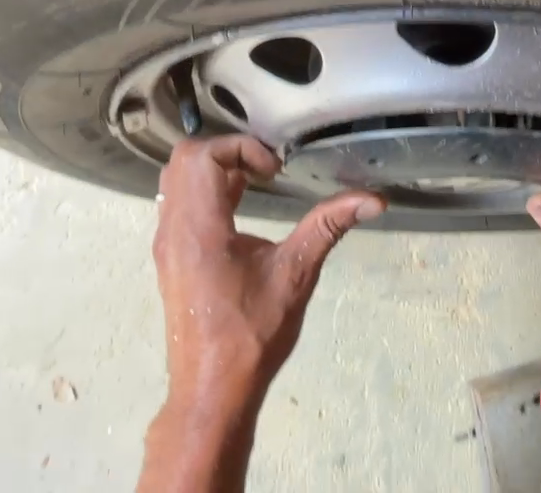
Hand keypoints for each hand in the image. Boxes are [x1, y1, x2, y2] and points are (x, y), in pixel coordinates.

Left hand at [139, 135, 383, 492]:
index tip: (275, 171)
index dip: (242, 148)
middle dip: (228, 150)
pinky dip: (207, 189)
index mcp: (199, 229)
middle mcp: (173, 229)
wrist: (212, 391)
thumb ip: (329, 226)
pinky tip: (242, 207)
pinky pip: (178, 202)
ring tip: (256, 182)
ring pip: (176, 179)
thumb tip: (374, 199)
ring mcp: (166, 244)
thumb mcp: (297, 274)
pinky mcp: (171, 257)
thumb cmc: (253, 333)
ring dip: (216, 169)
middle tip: (265, 168)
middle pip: (183, 159)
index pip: (203, 156)